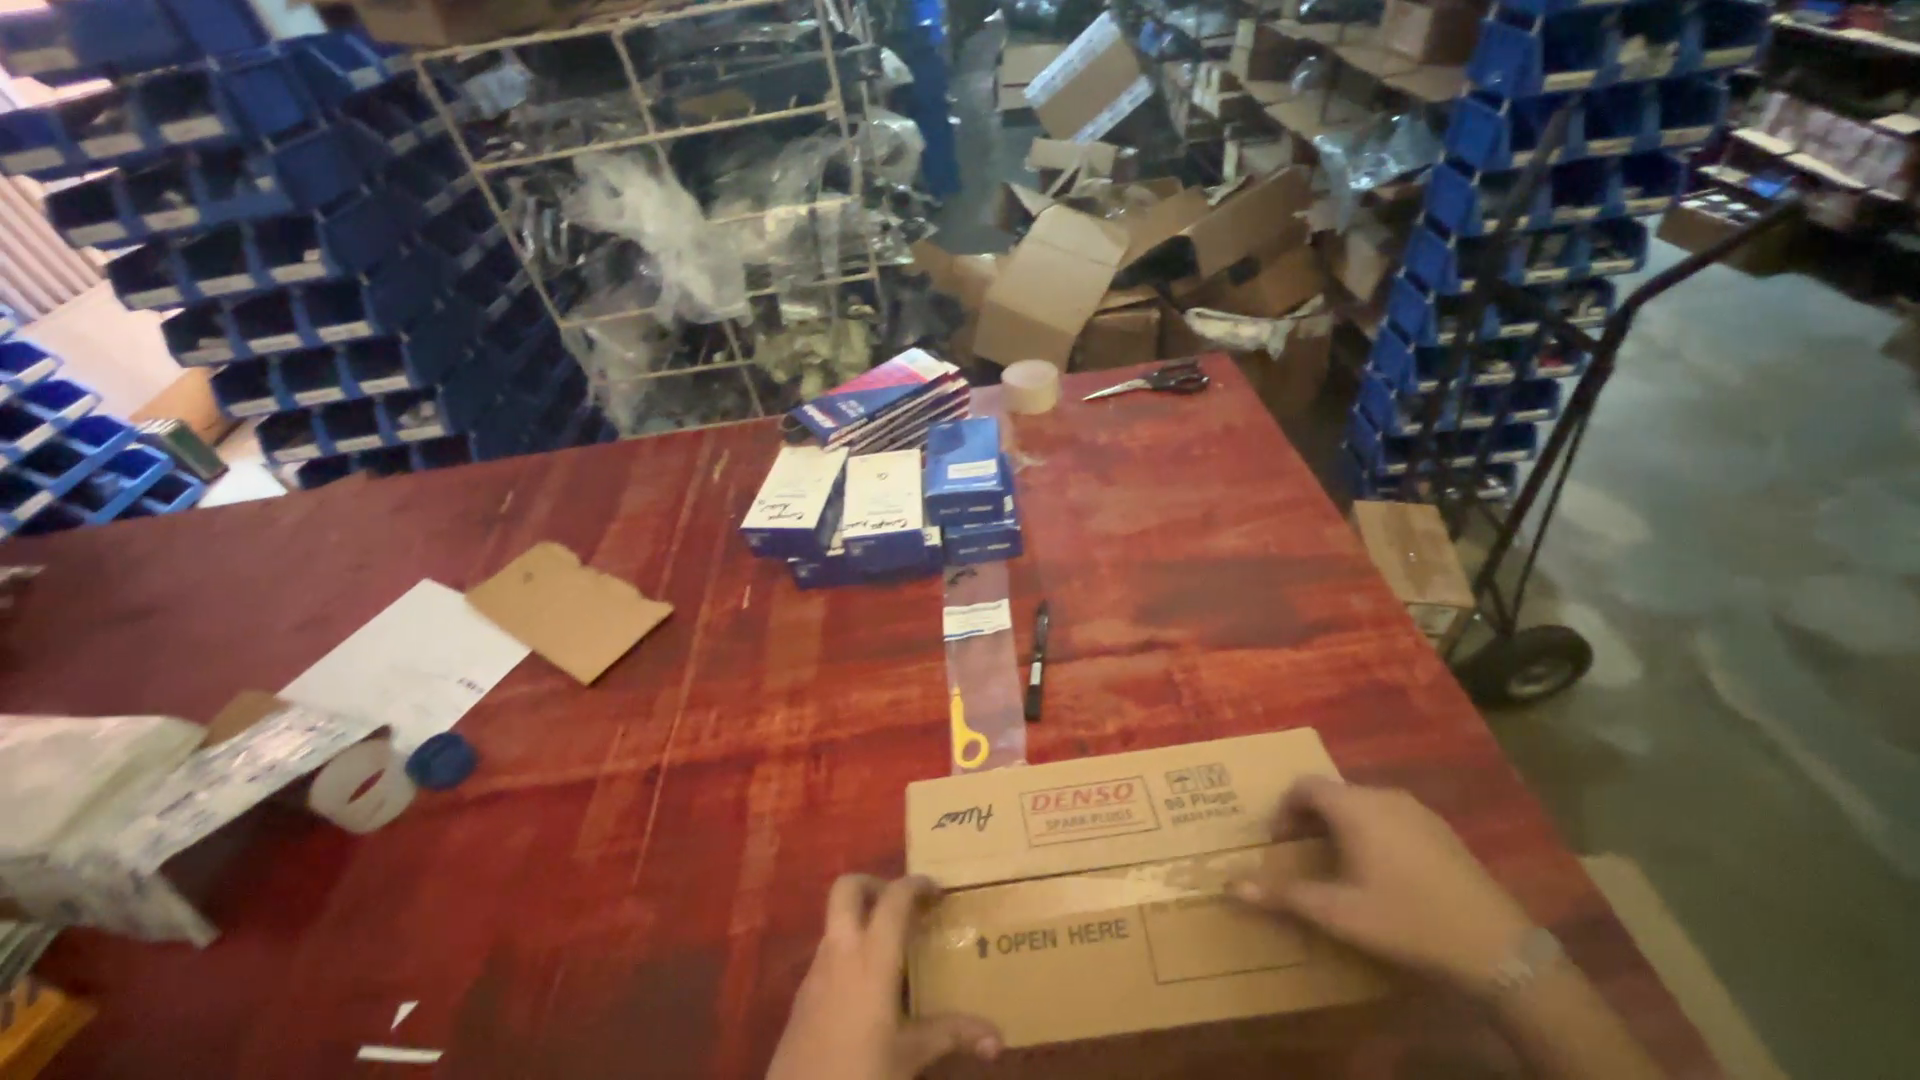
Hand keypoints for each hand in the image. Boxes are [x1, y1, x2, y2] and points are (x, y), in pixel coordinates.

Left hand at [767, 875, 1001, 1079]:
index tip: (938, 890)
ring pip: (835, 920)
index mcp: (871, 957)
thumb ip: (952, 1035)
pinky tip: (869, 984)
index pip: (893, 899)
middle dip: (875, 884)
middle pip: (847, 889)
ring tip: (893, 944)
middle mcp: (840, 951)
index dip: (915, 885)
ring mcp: (816, 970)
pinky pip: (828, 952)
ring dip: (861, 918)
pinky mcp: (803, 994)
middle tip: (904, 907)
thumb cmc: (860, 1071)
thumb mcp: (910, 1055)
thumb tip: (998, 1038)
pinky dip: (849, 949)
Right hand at [1228, 777, 1533, 994]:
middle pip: (1333, 792)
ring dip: (1341, 824)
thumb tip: (1230, 885)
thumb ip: (1283, 894)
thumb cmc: (1405, 920)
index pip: (1304, 786)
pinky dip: (1371, 831)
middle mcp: (1385, 797)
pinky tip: (1381, 872)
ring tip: (1337, 864)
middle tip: (1300, 855)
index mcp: (1355, 807)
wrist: (1494, 945)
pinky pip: (1391, 816)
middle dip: (1309, 818)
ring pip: (1364, 804)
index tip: (1277, 843)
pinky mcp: (1442, 830)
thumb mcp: (1337, 913)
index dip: (1283, 809)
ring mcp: (1418, 811)